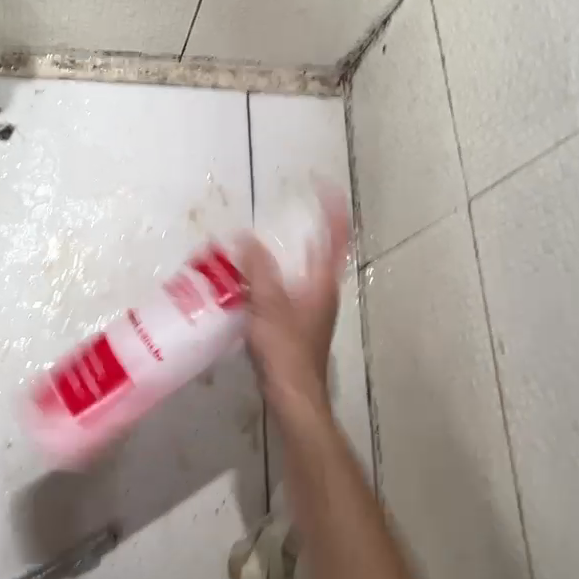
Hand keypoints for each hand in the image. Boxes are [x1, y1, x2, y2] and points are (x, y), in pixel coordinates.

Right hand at [240, 188, 351, 419]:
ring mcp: (310, 309)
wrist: (293, 396)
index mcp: (322, 282)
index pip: (334, 235)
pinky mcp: (296, 324)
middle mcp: (322, 292)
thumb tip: (246, 237)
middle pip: (320, 249)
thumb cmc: (286, 350)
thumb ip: (258, 268)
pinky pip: (284, 287)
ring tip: (255, 239)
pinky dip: (269, 275)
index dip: (331, 207)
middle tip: (286, 205)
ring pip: (300, 269)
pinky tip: (244, 279)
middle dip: (306, 225)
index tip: (320, 181)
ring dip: (283, 251)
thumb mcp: (268, 304)